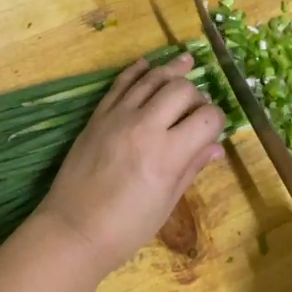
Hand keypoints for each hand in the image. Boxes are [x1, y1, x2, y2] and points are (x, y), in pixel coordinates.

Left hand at [33, 53, 226, 273]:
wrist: (74, 229)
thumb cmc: (126, 228)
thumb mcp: (166, 203)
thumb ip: (191, 168)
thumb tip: (216, 146)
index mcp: (168, 154)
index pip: (206, 118)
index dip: (217, 119)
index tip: (215, 127)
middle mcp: (145, 125)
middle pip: (181, 90)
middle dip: (196, 95)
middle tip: (198, 109)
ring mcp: (118, 115)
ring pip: (152, 78)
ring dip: (171, 70)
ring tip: (186, 62)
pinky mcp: (98, 114)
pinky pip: (121, 82)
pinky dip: (137, 70)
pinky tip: (148, 65)